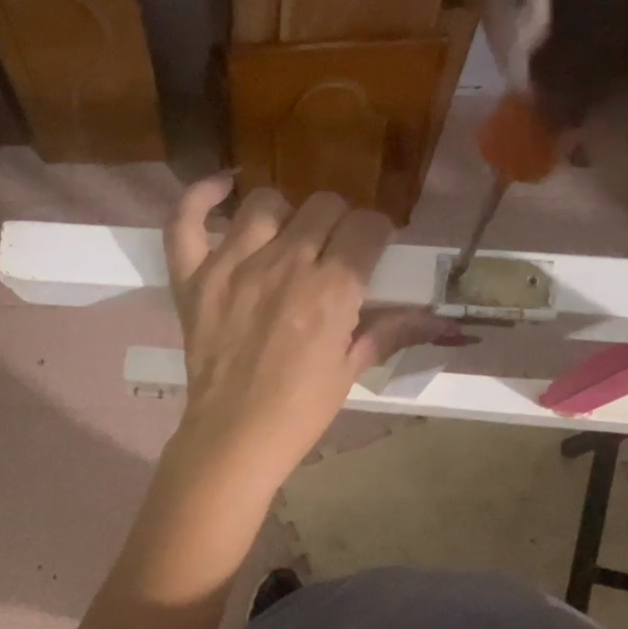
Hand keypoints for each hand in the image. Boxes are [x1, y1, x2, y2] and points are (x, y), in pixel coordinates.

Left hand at [164, 176, 461, 484]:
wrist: (234, 439)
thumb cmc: (299, 412)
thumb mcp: (350, 370)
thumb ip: (389, 332)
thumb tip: (440, 320)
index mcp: (331, 289)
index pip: (366, 226)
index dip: (375, 234)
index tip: (372, 251)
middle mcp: (284, 264)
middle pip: (323, 206)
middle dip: (337, 224)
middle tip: (331, 253)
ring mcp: (232, 266)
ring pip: (266, 203)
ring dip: (285, 215)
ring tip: (286, 239)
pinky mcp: (193, 278)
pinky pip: (186, 219)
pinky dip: (201, 197)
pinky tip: (223, 189)